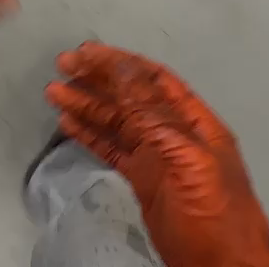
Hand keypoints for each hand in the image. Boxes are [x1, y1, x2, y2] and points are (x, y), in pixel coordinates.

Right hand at [46, 43, 268, 266]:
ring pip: (117, 121)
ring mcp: (159, 158)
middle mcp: (175, 134)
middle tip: (63, 66)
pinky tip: (68, 124)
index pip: (151, 78)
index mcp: (193, 122)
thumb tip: (122, 68)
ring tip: (54, 92)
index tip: (85, 53)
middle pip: (130, 95)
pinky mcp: (145, 182)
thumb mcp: (187, 155)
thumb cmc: (214, 215)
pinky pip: (113, 149)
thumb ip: (154, 112)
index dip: (118, 61)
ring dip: (86, 104)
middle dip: (97, 78)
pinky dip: (90, 134)